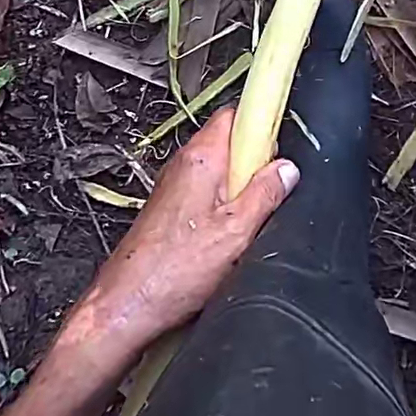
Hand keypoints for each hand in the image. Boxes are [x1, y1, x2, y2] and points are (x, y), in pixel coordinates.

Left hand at [59, 108, 297, 363]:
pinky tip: (223, 237)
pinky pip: (207, 191)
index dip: (262, 123)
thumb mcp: (236, 232)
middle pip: (232, 141)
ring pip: (221, 169)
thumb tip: (287, 170)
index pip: (236, 113)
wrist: (128, 302)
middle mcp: (185, 163)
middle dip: (255, 164)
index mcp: (201, 158)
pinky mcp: (172, 205)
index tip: (280, 142)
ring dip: (239, 189)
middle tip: (263, 196)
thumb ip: (265, 195)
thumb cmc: (170, 270)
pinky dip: (222, 207)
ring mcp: (177, 183)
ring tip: (242, 223)